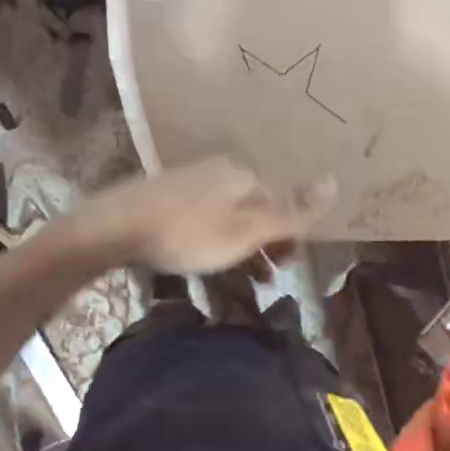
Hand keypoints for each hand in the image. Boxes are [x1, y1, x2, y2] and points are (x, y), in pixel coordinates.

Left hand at [76, 158, 334, 273]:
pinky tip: (201, 259)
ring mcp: (189, 180)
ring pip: (228, 216)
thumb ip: (293, 212)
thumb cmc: (188, 233)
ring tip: (238, 279)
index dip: (287, 239)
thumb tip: (335, 180)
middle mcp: (219, 170)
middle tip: (265, 280)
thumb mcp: (248, 230)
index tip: (285, 271)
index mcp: (244, 175)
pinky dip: (212, 240)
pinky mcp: (163, 194)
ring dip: (239, 247)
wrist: (113, 227)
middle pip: (254, 210)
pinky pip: (202, 218)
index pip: (280, 205)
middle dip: (264, 245)